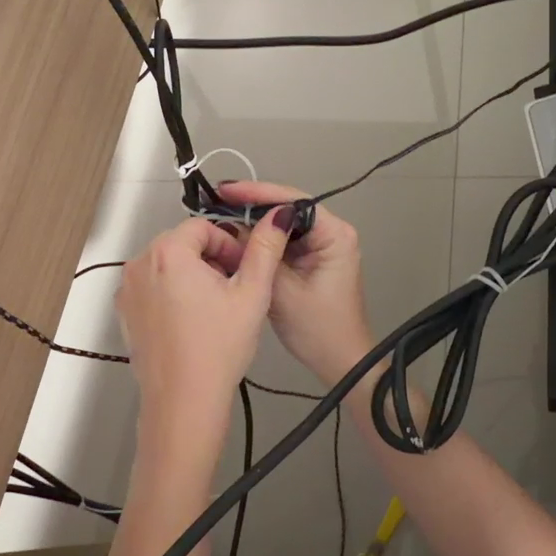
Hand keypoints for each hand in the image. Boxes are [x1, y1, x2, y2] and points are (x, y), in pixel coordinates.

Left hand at [116, 216, 292, 442]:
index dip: (228, 244)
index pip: (202, 226)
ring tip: (215, 307)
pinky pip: (151, 288)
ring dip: (192, 275)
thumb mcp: (252, 294)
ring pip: (166, 266)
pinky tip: (192, 322)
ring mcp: (127, 290)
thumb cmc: (219, 347)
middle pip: (181, 243)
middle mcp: (139, 264)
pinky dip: (171, 294)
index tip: (243, 270)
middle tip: (233, 289)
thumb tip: (280, 214)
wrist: (183, 400)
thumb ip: (265, 248)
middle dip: (210, 258)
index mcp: (168, 252)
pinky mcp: (124, 313)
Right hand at [216, 182, 374, 386]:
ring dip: (253, 223)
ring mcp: (321, 247)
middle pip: (287, 209)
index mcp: (334, 234)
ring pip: (281, 226)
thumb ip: (258, 254)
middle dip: (251, 206)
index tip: (223, 191)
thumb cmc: (317, 329)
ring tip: (218, 216)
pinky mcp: (311, 261)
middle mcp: (331, 233)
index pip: (292, 201)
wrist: (340, 364)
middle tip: (214, 201)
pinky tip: (233, 239)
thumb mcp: (282, 290)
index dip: (257, 194)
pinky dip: (260, 242)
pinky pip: (282, 243)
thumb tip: (229, 225)